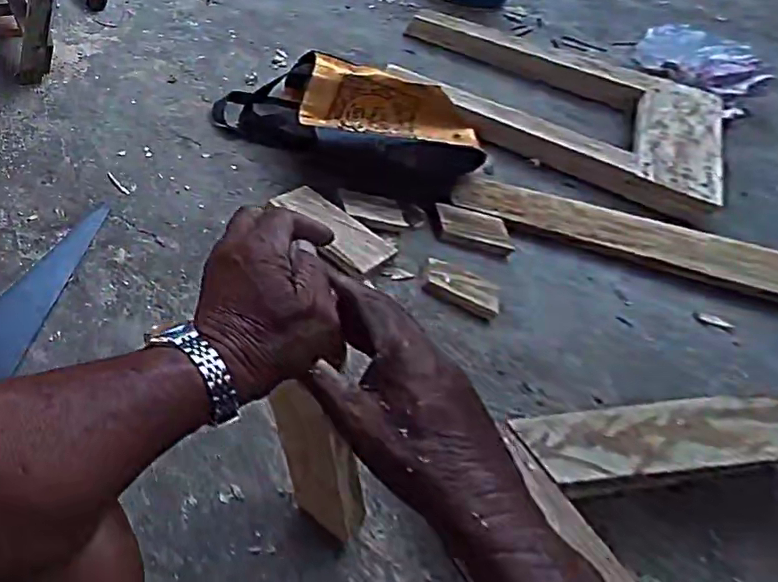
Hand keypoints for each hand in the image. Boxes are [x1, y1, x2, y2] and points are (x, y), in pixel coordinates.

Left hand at [191, 205, 342, 401]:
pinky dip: (252, 251)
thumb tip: (306, 251)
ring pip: (241, 231)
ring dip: (264, 237)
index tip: (325, 239)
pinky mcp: (212, 275)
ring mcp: (219, 259)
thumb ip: (315, 273)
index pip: (282, 216)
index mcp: (260, 247)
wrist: (222, 362)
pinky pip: (233, 249)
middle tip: (303, 240)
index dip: (307, 224)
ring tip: (287, 257)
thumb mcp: (315, 312)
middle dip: (281, 223)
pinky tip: (268, 273)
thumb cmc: (271, 340)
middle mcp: (234, 245)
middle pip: (255, 215)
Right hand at [305, 278, 591, 579]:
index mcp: (404, 349)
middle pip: (385, 309)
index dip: (337, 281)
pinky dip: (384, 339)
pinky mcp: (453, 388)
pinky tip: (370, 356)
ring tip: (336, 319)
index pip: (367, 299)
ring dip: (368, 319)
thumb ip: (322, 381)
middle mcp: (428, 350)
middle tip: (318, 290)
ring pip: (400, 329)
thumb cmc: (415, 462)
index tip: (312, 269)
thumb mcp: (357, 421)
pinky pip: (411, 347)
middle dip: (351, 296)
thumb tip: (293, 352)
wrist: (485, 509)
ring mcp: (445, 369)